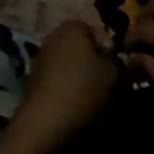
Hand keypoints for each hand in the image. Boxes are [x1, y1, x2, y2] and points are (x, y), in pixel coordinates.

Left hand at [17, 21, 120, 138]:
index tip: (121, 68)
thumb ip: (120, 61)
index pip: (100, 32)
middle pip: (83, 49)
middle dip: (97, 63)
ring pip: (71, 65)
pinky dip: (68, 89)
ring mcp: (40, 60)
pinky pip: (59, 81)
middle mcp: (53, 38)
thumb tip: (117, 59)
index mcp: (73, 28)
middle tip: (112, 83)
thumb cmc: (86, 90)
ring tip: (96, 98)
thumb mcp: (116, 74)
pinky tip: (77, 106)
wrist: (45, 126)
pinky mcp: (32, 83)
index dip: (112, 50)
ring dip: (83, 78)